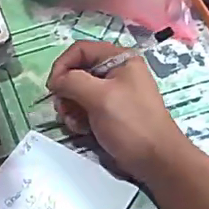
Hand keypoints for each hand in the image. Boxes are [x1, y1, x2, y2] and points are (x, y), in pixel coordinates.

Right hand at [46, 41, 187, 180]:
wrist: (155, 159)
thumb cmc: (131, 123)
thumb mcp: (100, 97)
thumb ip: (73, 82)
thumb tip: (56, 81)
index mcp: (119, 59)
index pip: (80, 50)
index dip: (62, 65)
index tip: (52, 88)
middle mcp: (116, 72)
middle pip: (77, 72)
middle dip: (66, 91)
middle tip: (63, 110)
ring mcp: (113, 94)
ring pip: (78, 92)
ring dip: (70, 108)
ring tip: (75, 123)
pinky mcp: (110, 113)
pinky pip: (86, 108)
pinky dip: (79, 118)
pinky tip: (82, 129)